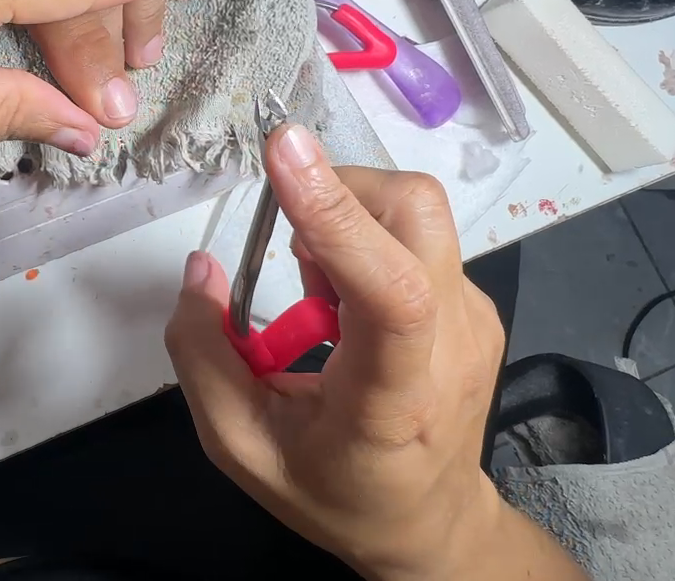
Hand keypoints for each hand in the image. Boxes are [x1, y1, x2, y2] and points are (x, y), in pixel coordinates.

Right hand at [164, 127, 549, 580]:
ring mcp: (471, 313)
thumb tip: (203, 267)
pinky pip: (410, 229)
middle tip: (286, 238)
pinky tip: (337, 298)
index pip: (390, 292)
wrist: (432, 524)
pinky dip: (358, 237)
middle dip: (335, 190)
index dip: (335, 214)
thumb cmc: (334, 491)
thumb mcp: (239, 443)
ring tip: (312, 289)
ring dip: (343, 215)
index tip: (283, 149)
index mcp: (396, 396)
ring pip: (411, 208)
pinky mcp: (468, 298)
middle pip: (413, 212)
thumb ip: (203, 354)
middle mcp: (454, 341)